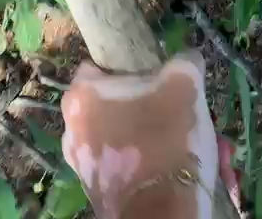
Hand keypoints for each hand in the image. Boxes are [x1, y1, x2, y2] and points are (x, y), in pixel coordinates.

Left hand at [61, 51, 231, 218]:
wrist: (163, 216)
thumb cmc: (167, 139)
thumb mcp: (185, 84)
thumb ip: (185, 61)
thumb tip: (187, 58)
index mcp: (81, 95)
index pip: (101, 64)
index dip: (132, 65)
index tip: (157, 75)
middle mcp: (71, 128)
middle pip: (117, 102)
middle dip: (152, 105)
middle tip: (181, 111)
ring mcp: (82, 164)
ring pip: (126, 134)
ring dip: (155, 133)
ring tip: (189, 140)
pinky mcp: (97, 192)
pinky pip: (127, 163)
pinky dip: (150, 160)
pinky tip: (178, 164)